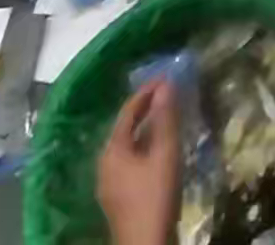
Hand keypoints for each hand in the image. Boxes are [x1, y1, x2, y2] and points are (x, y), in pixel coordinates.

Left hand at [97, 79, 180, 244]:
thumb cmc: (154, 197)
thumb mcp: (165, 153)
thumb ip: (165, 118)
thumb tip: (166, 84)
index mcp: (112, 150)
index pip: (128, 111)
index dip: (147, 91)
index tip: (167, 76)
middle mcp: (105, 163)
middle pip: (126, 126)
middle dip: (147, 107)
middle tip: (169, 93)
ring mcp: (110, 183)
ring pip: (129, 144)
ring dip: (148, 127)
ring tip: (168, 115)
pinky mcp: (119, 196)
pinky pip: (132, 159)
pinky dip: (146, 145)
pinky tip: (161, 147)